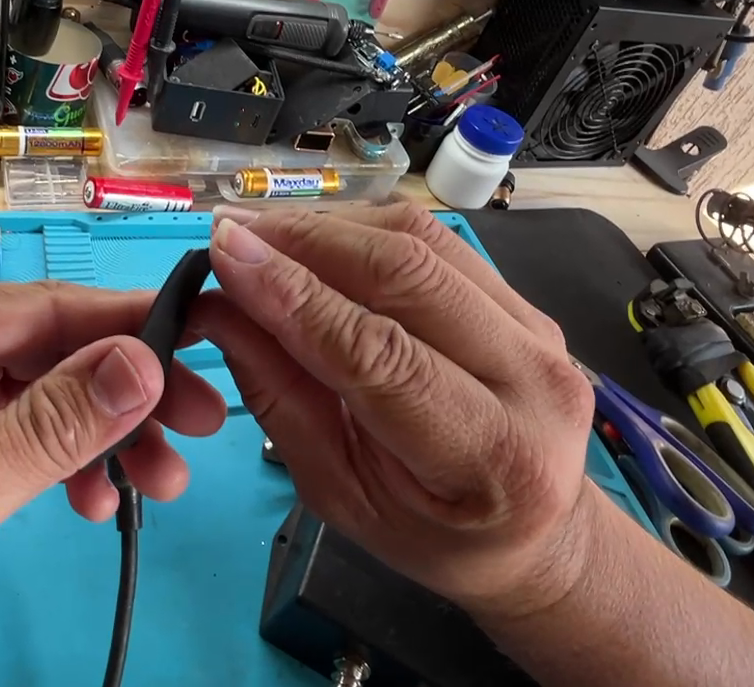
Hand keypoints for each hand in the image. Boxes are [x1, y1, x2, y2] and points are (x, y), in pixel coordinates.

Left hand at [0, 282, 226, 686]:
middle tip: (202, 430)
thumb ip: (49, 427)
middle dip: (125, 391)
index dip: (133, 324)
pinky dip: (54, 466)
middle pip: (47, 350)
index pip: (45, 307)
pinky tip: (89, 502)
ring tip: (157, 485)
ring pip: (34, 396)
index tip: (209, 347)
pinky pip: (5, 436)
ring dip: (97, 435)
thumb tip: (145, 360)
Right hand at [194, 203, 597, 619]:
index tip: (225, 254)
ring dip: (330, 224)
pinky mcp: (524, 296)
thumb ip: (278, 395)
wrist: (531, 527)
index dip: (293, 295)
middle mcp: (530, 378)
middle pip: (406, 272)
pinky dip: (362, 225)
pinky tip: (316, 236)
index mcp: (487, 456)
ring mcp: (536, 326)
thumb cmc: (425, 528)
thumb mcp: (336, 489)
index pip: (376, 353)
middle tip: (232, 230)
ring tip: (264, 231)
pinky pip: (434, 236)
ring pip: (421, 238)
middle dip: (306, 240)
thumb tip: (218, 307)